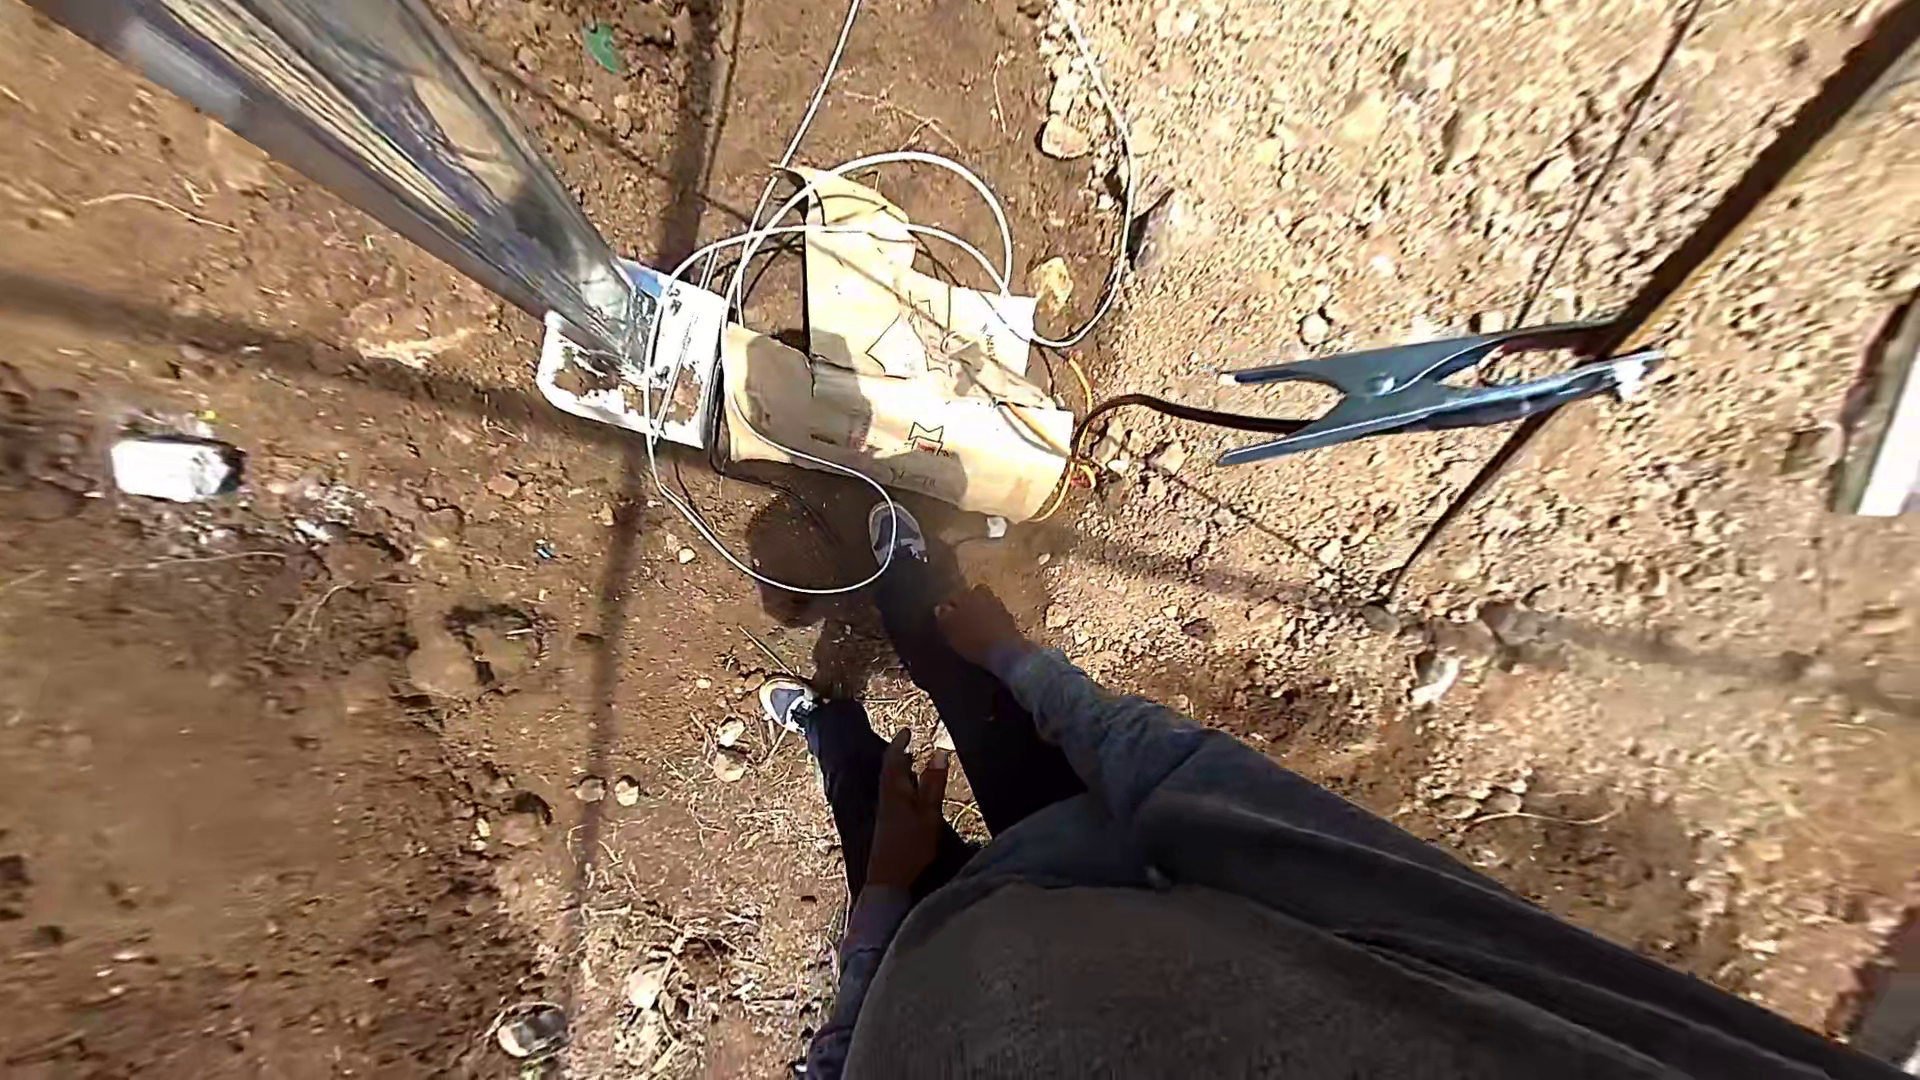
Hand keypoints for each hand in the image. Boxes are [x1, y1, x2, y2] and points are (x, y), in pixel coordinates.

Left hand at [865, 729, 949, 889]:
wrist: (889, 883)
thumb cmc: (911, 846)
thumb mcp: (928, 813)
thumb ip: (934, 783)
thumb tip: (939, 751)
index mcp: (894, 791)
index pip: (893, 760)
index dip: (898, 743)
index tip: (906, 731)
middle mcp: (886, 799)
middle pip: (890, 771)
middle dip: (898, 755)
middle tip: (909, 744)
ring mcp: (886, 814)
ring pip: (891, 784)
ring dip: (900, 771)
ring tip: (912, 763)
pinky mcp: (888, 826)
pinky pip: (893, 796)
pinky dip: (902, 786)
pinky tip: (911, 794)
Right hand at [935, 585, 1027, 667]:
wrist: (1005, 651)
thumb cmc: (972, 638)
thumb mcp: (949, 629)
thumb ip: (943, 616)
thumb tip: (940, 608)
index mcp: (968, 594)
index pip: (953, 598)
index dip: (947, 610)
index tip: (945, 622)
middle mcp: (985, 595)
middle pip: (972, 599)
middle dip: (967, 608)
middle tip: (960, 624)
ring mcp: (1000, 607)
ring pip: (985, 608)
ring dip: (980, 616)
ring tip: (974, 632)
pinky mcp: (1011, 621)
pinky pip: (995, 620)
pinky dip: (990, 626)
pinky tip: (986, 637)